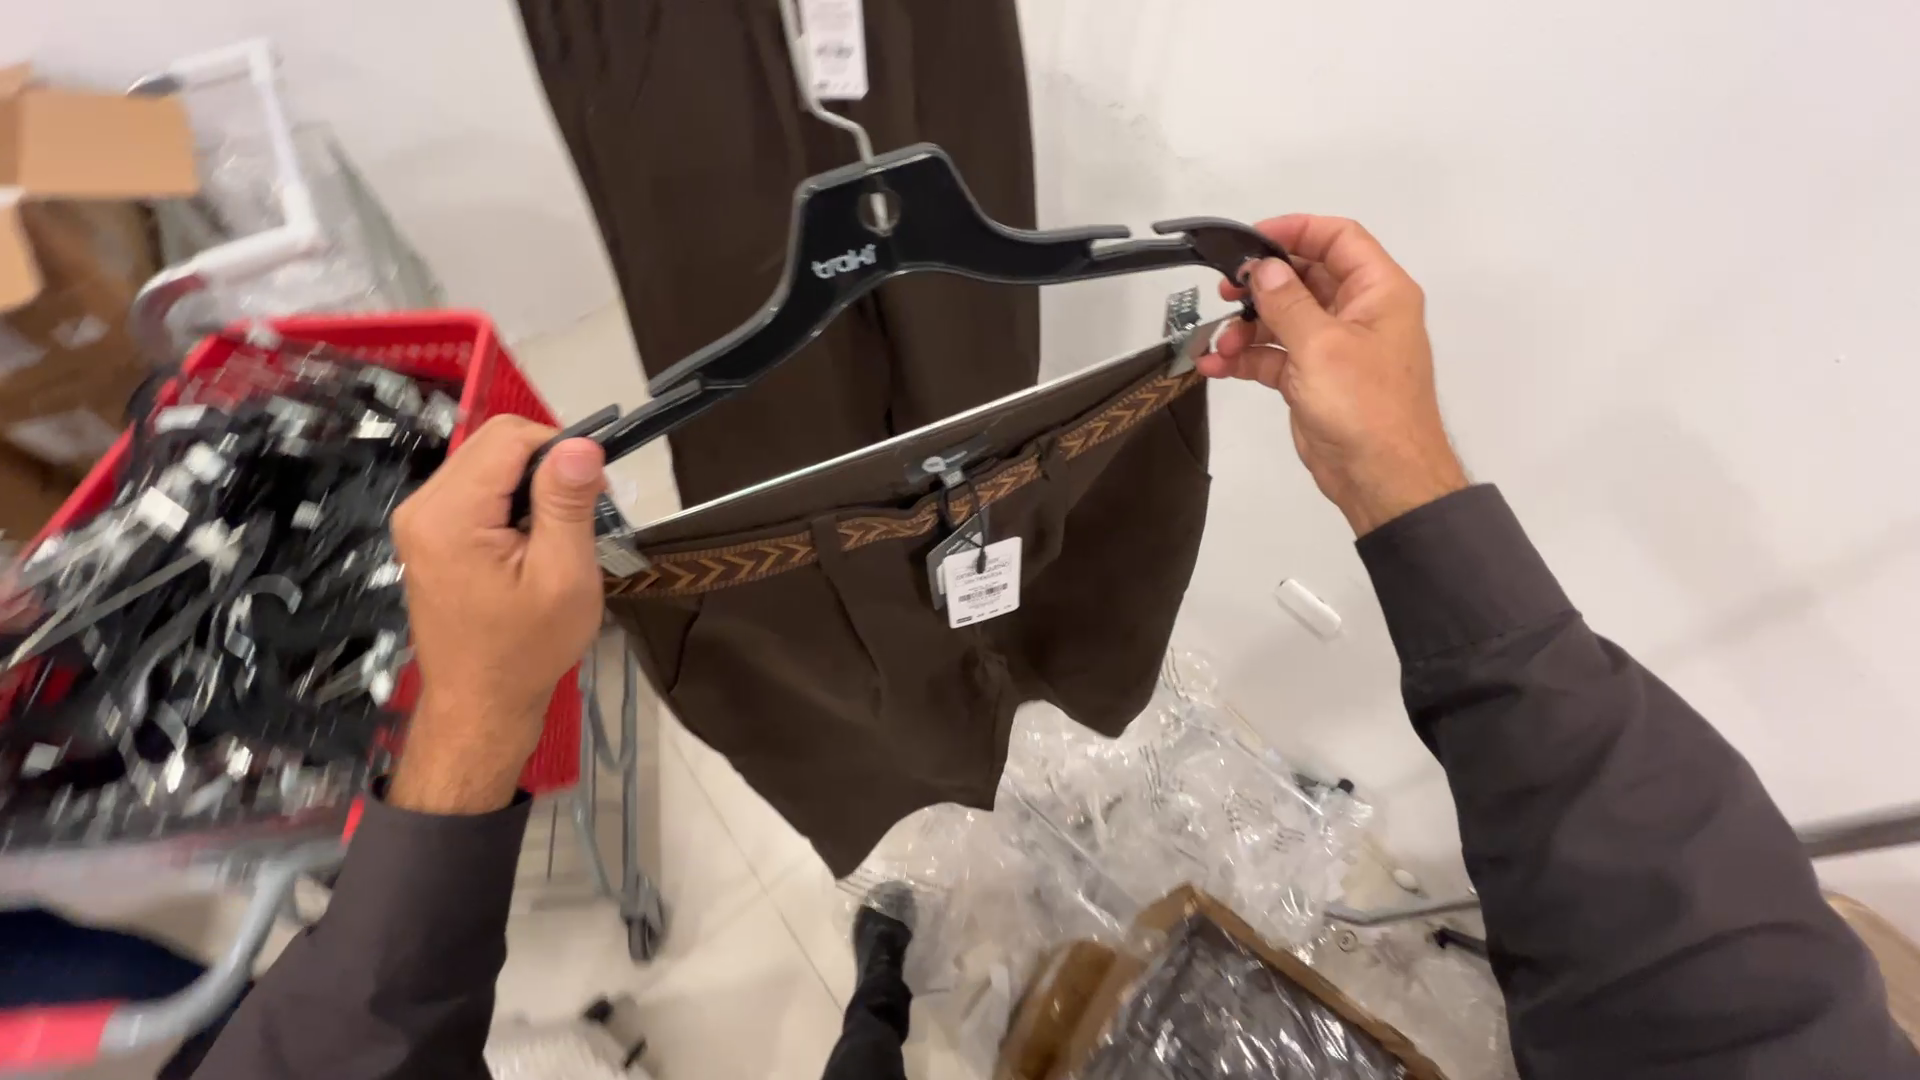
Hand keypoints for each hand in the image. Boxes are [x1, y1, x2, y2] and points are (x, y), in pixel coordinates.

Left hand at [387, 416, 606, 812]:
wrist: (483, 701)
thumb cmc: (528, 646)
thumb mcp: (564, 575)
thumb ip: (568, 504)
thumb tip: (582, 443)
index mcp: (450, 513)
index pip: (510, 437)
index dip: (562, 450)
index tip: (595, 493)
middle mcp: (422, 505)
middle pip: (495, 444)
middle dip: (549, 465)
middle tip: (583, 515)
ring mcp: (421, 520)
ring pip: (488, 463)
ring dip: (534, 484)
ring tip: (560, 533)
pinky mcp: (430, 533)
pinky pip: (479, 489)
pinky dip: (516, 501)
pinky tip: (534, 540)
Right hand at [1197, 215, 1467, 535]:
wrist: (1379, 475)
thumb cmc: (1364, 405)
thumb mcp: (1322, 345)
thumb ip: (1287, 302)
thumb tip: (1262, 269)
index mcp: (1377, 291)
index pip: (1338, 240)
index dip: (1295, 231)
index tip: (1250, 240)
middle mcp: (1356, 313)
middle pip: (1302, 279)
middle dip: (1260, 286)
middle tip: (1224, 291)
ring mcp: (1331, 348)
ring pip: (1281, 321)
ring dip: (1245, 329)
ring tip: (1218, 346)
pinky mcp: (1310, 380)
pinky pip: (1272, 357)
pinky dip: (1245, 360)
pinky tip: (1215, 367)